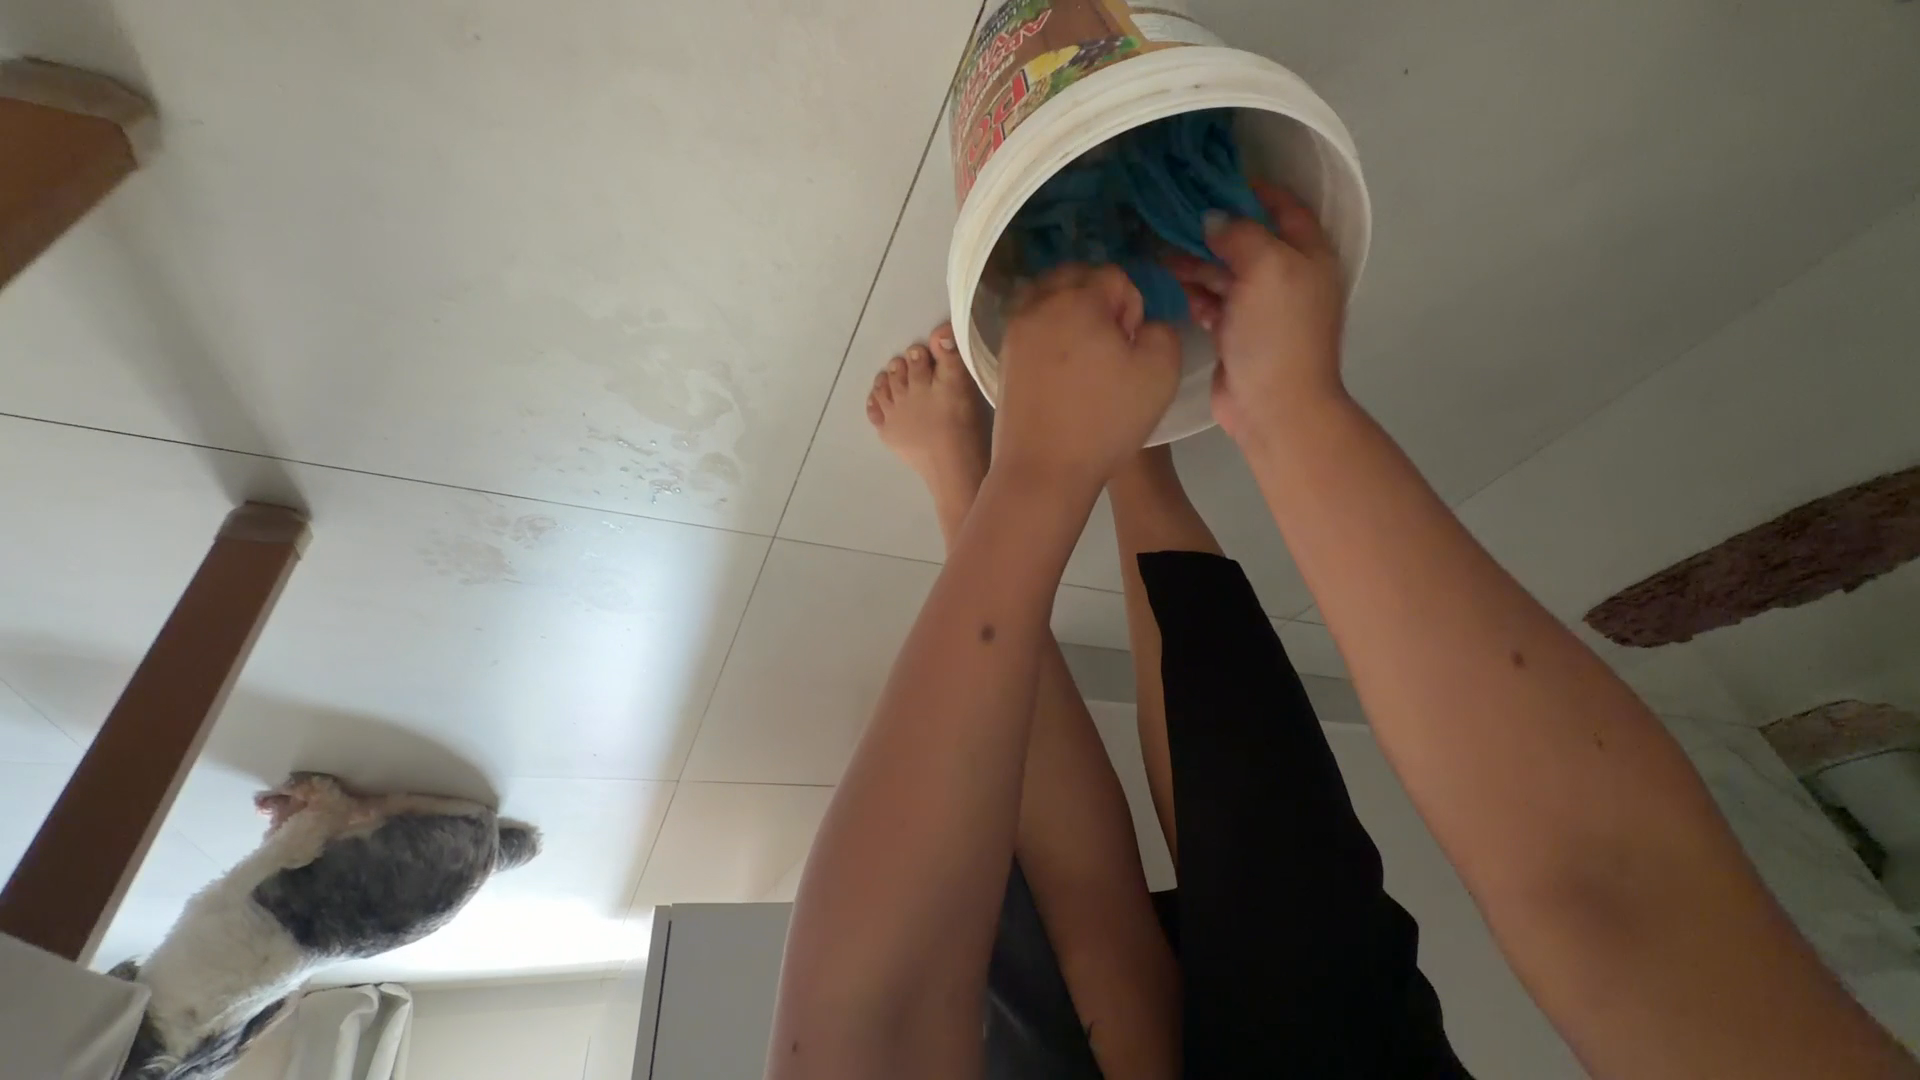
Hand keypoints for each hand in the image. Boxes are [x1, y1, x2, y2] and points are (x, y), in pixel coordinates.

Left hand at [993, 265, 1181, 488]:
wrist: (1043, 468)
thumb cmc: (1105, 420)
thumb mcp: (1160, 372)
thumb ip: (1163, 332)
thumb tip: (1143, 326)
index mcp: (1078, 299)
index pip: (1114, 276)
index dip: (1131, 307)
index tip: (1130, 346)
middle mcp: (1040, 305)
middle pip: (1075, 278)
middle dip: (1097, 301)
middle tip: (1109, 346)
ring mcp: (1015, 332)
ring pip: (1047, 299)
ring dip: (1069, 314)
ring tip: (1084, 356)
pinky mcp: (1003, 358)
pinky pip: (1030, 327)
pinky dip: (1048, 335)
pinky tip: (1061, 370)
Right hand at [1167, 183, 1347, 444]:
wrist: (1273, 405)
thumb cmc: (1277, 332)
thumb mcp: (1267, 268)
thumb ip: (1241, 233)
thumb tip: (1213, 219)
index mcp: (1308, 254)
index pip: (1284, 207)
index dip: (1253, 190)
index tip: (1212, 180)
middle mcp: (1287, 276)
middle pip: (1248, 240)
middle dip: (1213, 230)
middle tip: (1172, 218)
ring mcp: (1261, 308)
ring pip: (1226, 272)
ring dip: (1197, 263)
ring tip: (1163, 255)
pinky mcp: (1237, 335)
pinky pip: (1214, 303)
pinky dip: (1196, 295)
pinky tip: (1175, 289)